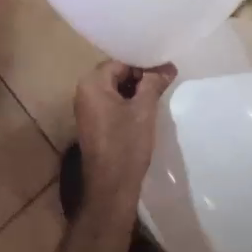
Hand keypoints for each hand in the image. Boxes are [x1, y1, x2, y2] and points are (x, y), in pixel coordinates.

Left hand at [73, 60, 176, 213]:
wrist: (111, 188)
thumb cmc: (126, 144)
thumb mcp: (144, 110)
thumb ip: (154, 82)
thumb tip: (167, 66)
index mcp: (92, 83)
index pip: (121, 63)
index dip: (143, 65)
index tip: (164, 72)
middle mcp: (84, 92)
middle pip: (116, 74)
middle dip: (139, 77)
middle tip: (162, 82)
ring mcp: (86, 109)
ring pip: (114, 90)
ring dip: (134, 91)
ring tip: (156, 95)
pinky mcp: (92, 124)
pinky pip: (110, 104)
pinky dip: (126, 104)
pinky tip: (144, 111)